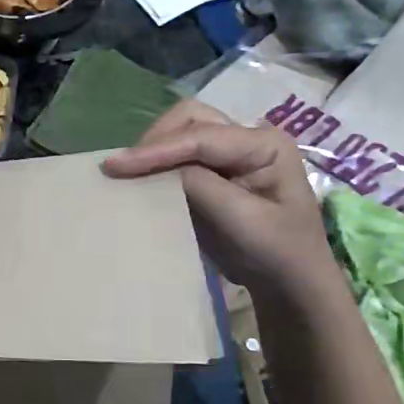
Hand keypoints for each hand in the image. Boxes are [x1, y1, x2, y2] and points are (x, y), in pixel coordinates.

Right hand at [102, 102, 333, 296]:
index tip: (114, 166)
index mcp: (264, 144)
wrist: (289, 284)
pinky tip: (139, 180)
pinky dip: (157, 163)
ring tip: (127, 173)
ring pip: (183, 131)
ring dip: (154, 148)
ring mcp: (230, 154)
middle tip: (122, 168)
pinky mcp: (213, 173)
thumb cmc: (277, 253)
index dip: (157, 149)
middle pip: (191, 119)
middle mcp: (247, 139)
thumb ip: (202, 187)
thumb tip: (157, 169)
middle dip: (155, 139)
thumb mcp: (243, 221)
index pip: (202, 137)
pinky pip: (180, 156)